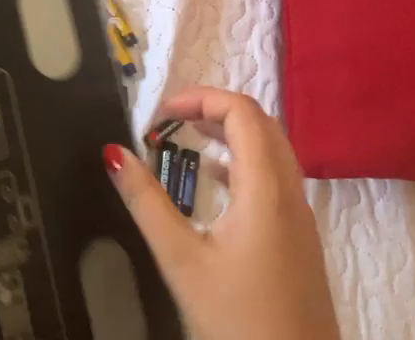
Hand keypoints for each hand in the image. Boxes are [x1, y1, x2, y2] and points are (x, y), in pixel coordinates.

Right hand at [103, 88, 338, 339]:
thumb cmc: (238, 319)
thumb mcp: (181, 259)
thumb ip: (146, 201)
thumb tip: (113, 152)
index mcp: (265, 190)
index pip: (242, 112)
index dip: (201, 98)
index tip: (161, 115)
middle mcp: (290, 194)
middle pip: (261, 123)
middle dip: (215, 108)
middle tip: (172, 120)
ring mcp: (301, 218)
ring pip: (272, 149)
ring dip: (231, 132)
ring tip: (188, 140)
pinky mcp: (301, 239)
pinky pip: (276, 176)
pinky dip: (244, 160)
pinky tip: (215, 181)